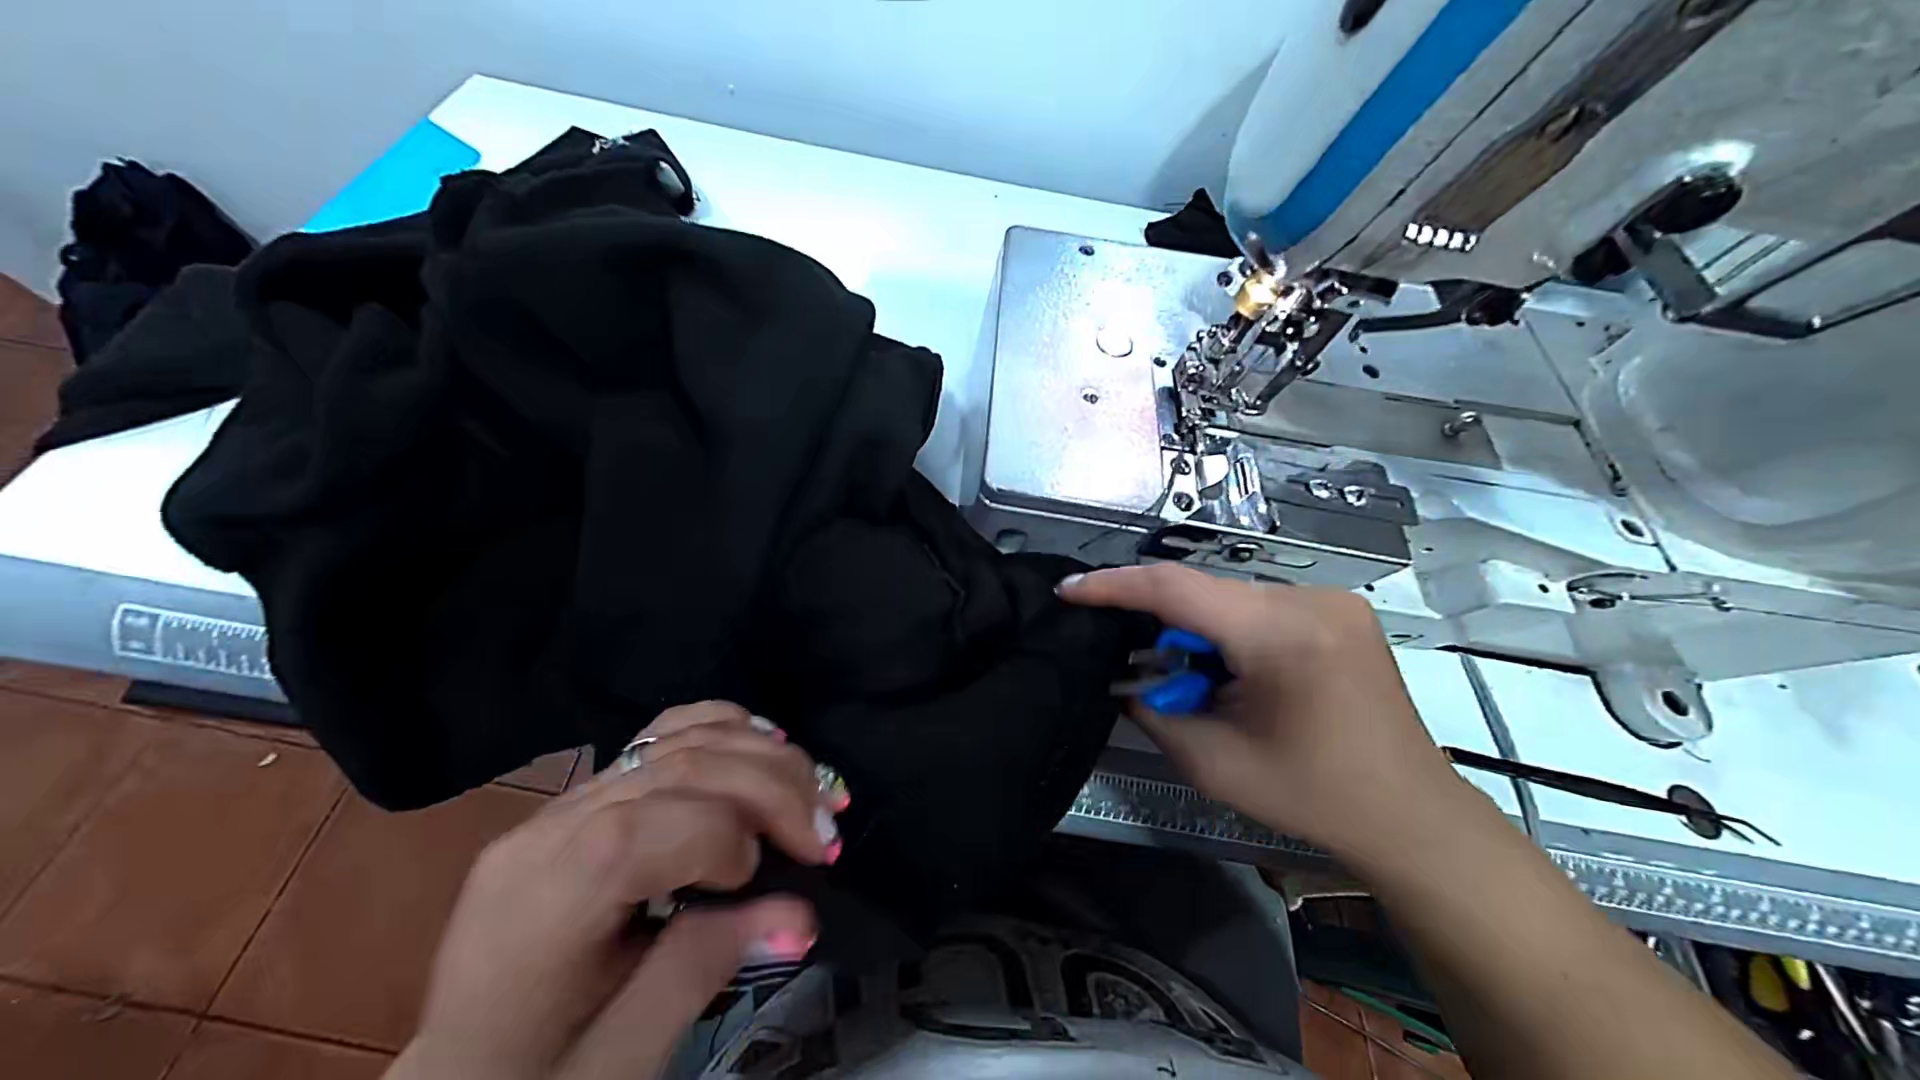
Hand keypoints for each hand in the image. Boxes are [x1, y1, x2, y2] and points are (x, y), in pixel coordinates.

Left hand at [387, 702, 842, 1079]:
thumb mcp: (621, 1056)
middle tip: (828, 833)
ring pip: (679, 738)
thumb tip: (803, 914)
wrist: (465, 1071)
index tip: (767, 882)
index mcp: (539, 902)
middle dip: (771, 789)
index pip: (639, 831)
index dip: (723, 839)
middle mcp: (548, 828)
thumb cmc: (540, 1077)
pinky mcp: (588, 792)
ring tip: (816, 795)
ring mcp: (566, 800)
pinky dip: (725, 731)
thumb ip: (706, 968)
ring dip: (763, 756)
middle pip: (675, 768)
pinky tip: (766, 749)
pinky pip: (661, 734)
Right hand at [1060, 564, 1467, 859]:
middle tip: (1134, 661)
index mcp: (1281, 634)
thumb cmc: (1312, 796)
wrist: (1411, 814)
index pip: (1176, 588)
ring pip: (1228, 597)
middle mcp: (1309, 599)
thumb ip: (1152, 711)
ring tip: (1192, 676)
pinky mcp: (1340, 609)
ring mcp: (1332, 599)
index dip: (1113, 586)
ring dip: (1196, 628)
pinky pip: (1258, 604)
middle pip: (1203, 591)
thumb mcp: (1212, 761)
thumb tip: (1121, 679)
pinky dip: (1228, 629)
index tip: (1068, 590)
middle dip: (1159, 622)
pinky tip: (1230, 668)